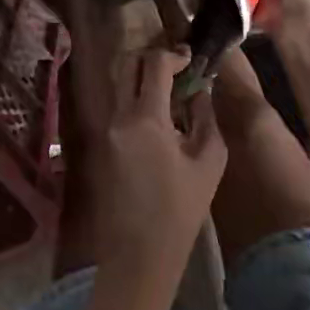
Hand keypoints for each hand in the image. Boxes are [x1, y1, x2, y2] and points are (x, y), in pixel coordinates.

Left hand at [87, 45, 226, 277]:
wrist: (138, 255)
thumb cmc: (181, 210)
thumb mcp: (208, 161)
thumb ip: (205, 116)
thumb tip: (200, 89)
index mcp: (145, 119)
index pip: (153, 64)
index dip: (174, 54)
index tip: (192, 59)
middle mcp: (117, 118)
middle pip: (127, 65)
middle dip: (152, 58)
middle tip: (178, 67)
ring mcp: (104, 131)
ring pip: (119, 85)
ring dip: (142, 77)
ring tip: (170, 89)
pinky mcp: (101, 145)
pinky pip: (117, 107)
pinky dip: (135, 98)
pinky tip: (158, 115)